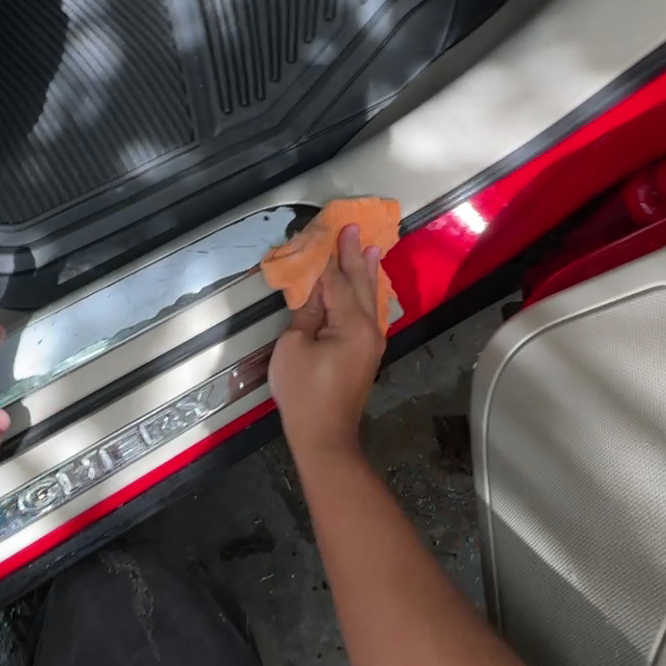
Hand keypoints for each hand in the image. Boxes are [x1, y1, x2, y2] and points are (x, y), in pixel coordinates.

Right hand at [269, 224, 384, 460]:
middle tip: (356, 229)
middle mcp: (369, 330)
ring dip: (367, 273)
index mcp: (352, 325)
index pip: (338, 283)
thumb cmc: (304, 393)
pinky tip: (368, 289)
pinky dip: (366, 295)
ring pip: (370, 299)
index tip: (332, 231)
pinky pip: (369, 314)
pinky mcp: (366, 355)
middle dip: (355, 257)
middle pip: (361, 286)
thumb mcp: (294, 347)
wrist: (324, 435)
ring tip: (371, 249)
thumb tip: (314, 293)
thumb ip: (305, 315)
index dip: (330, 257)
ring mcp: (371, 343)